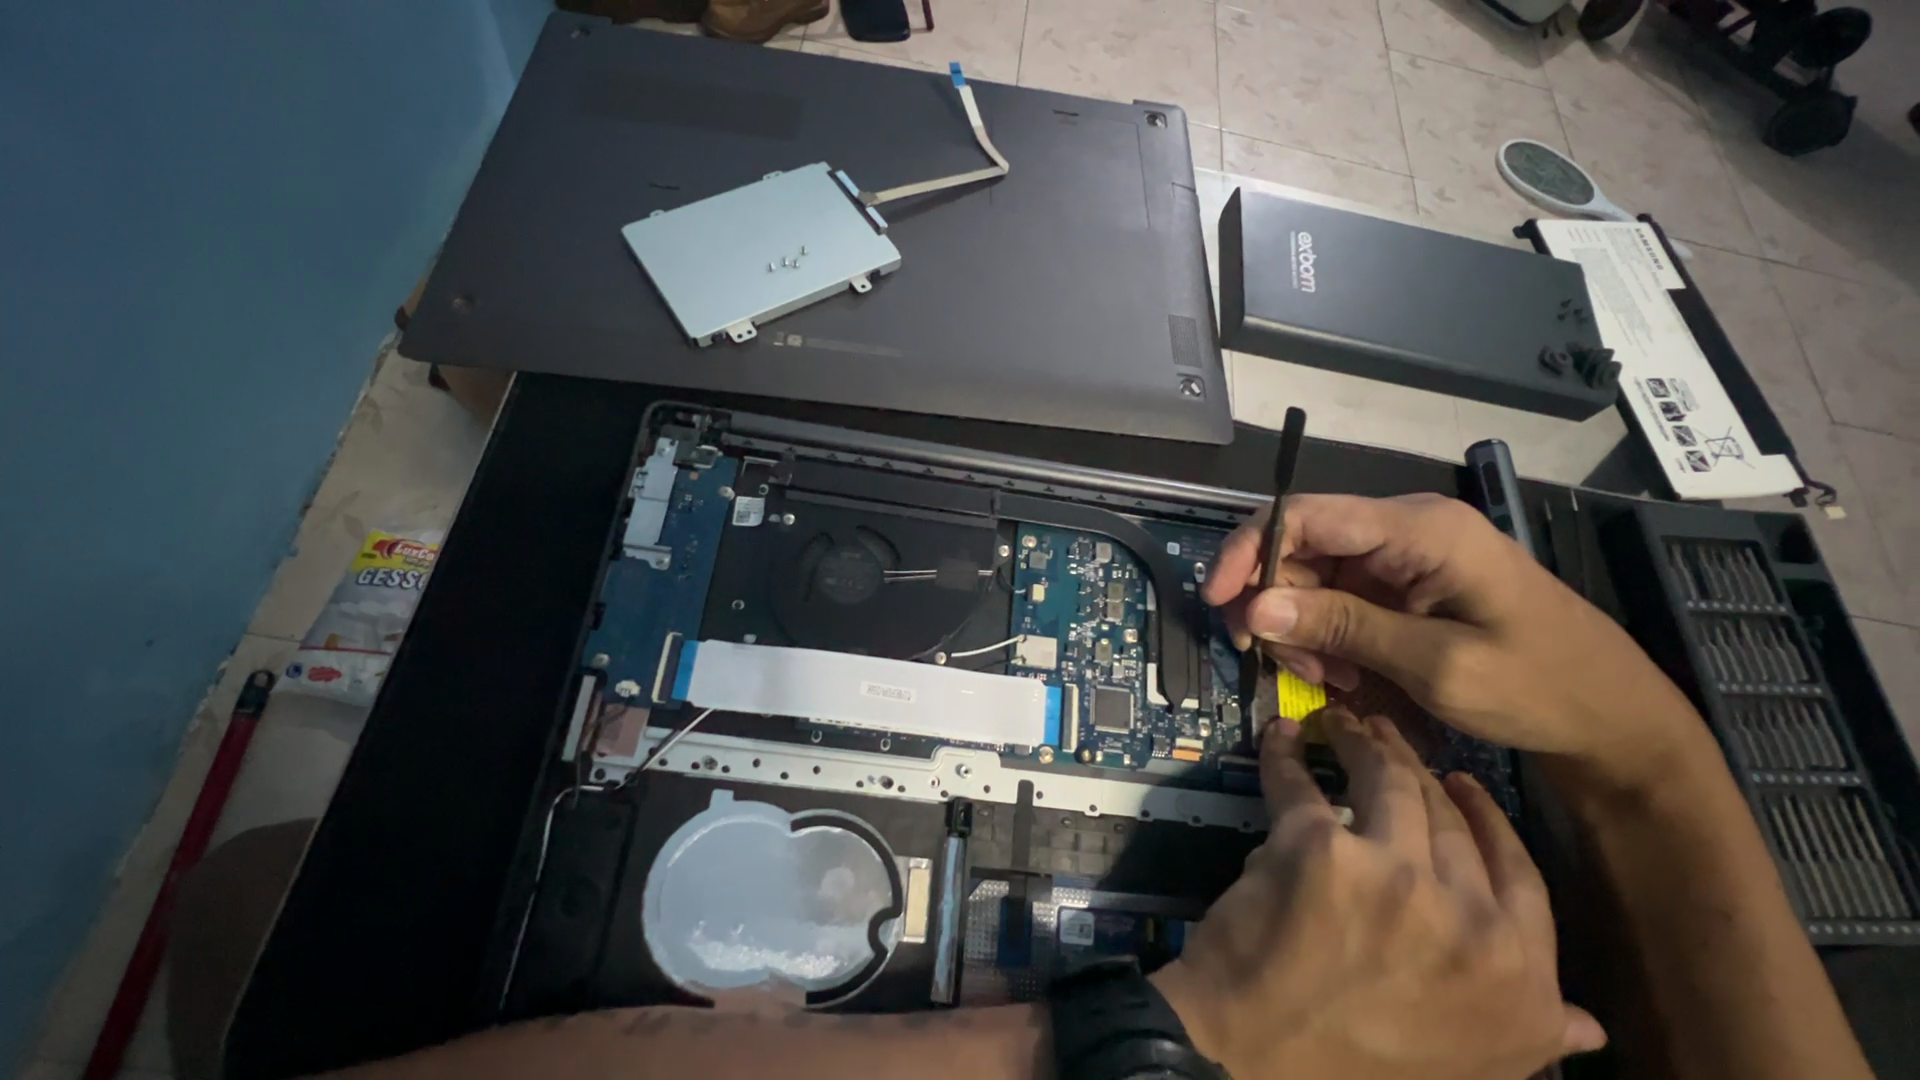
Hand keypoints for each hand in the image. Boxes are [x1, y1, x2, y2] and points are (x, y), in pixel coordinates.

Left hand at [1152, 708, 1605, 1079]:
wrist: (1260, 1070)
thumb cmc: (1360, 1071)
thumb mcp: (1474, 1067)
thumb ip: (1532, 1034)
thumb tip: (1590, 1026)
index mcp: (1520, 976)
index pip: (1520, 874)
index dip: (1489, 821)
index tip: (1464, 786)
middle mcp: (1471, 920)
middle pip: (1449, 819)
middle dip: (1419, 769)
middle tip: (1390, 737)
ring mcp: (1396, 877)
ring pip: (1388, 784)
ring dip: (1367, 744)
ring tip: (1349, 724)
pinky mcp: (1320, 848)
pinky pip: (1299, 781)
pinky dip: (1286, 752)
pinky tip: (1282, 732)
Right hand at [1202, 494, 1696, 777]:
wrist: (1612, 719)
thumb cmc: (1540, 685)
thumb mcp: (1437, 663)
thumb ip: (1345, 628)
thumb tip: (1256, 607)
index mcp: (1420, 529)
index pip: (1306, 514)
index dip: (1249, 549)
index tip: (1216, 601)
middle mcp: (1405, 530)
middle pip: (1301, 546)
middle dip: (1275, 602)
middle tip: (1273, 660)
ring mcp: (1404, 557)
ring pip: (1312, 578)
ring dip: (1301, 627)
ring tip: (1324, 678)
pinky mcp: (1404, 585)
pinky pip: (1339, 600)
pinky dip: (1326, 637)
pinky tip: (1344, 673)